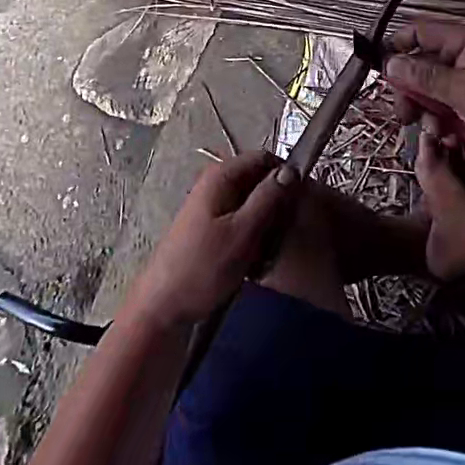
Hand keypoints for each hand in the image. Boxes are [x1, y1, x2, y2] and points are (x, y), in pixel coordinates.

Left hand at [121, 151, 299, 328]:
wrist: (164, 307)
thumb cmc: (203, 267)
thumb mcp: (243, 231)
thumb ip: (268, 198)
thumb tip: (291, 171)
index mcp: (220, 177)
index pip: (264, 158)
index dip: (284, 174)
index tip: (299, 199)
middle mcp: (215, 185)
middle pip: (259, 180)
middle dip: (278, 200)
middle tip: (288, 227)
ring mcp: (212, 207)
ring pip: (253, 203)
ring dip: (268, 221)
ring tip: (274, 246)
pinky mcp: (212, 229)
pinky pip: (243, 221)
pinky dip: (255, 233)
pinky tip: (259, 257)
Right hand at [385, 21, 464, 157]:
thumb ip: (426, 77)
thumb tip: (390, 64)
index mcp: (464, 41)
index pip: (419, 32)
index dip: (397, 49)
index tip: (384, 75)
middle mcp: (462, 54)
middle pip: (419, 64)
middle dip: (409, 90)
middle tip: (405, 115)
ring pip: (428, 88)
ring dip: (424, 109)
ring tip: (431, 129)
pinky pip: (442, 104)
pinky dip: (439, 119)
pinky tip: (445, 134)